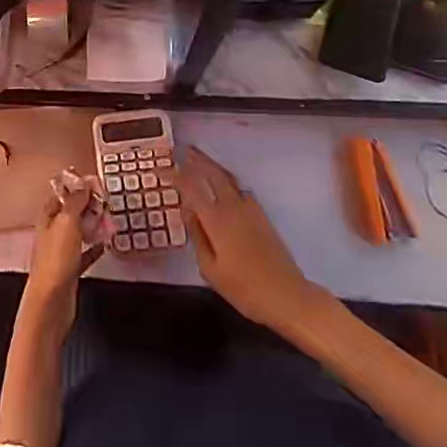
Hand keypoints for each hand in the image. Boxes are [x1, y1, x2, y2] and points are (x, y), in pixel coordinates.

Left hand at [18, 184, 100, 344]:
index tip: (95, 183)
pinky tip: (106, 244)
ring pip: (79, 231)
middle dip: (88, 205)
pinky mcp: (70, 269)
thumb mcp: (67, 223)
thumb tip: (83, 183)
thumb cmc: (57, 260)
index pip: (61, 194)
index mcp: (48, 217)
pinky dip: (95, 247)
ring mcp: (61, 251)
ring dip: (93, 224)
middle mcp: (52, 232)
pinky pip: (85, 253)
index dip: (77, 186)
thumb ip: (75, 202)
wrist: (51, 302)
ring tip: (110, 220)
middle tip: (107, 203)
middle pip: (72, 212)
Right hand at [177, 147, 330, 333]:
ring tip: (197, 156)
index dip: (174, 175)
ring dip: (211, 164)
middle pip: (212, 173)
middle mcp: (233, 207)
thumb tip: (187, 210)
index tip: (159, 170)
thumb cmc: (244, 289)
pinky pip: (239, 187)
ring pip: (227, 177)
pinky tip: (221, 181)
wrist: (287, 295)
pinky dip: (226, 177)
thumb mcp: (210, 269)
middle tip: (179, 150)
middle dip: (194, 160)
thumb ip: (197, 236)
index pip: (191, 188)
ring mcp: (250, 208)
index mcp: (217, 220)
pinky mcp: (261, 214)